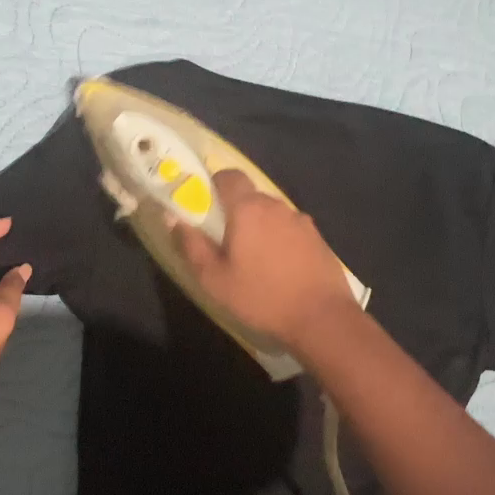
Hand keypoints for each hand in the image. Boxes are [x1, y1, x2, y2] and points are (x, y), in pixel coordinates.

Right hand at [172, 170, 362, 353]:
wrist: (322, 319)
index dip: (215, 183)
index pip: (229, 175)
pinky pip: (291, 230)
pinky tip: (280, 269)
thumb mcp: (214, 279)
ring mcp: (302, 221)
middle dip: (236, 211)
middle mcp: (276, 206)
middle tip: (225, 241)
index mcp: (248, 208)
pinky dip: (281, 241)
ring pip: (272, 214)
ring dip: (260, 227)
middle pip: (251, 196)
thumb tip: (172, 218)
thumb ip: (191, 245)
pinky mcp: (319, 239)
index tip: (206, 204)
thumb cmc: (261, 297)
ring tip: (254, 260)